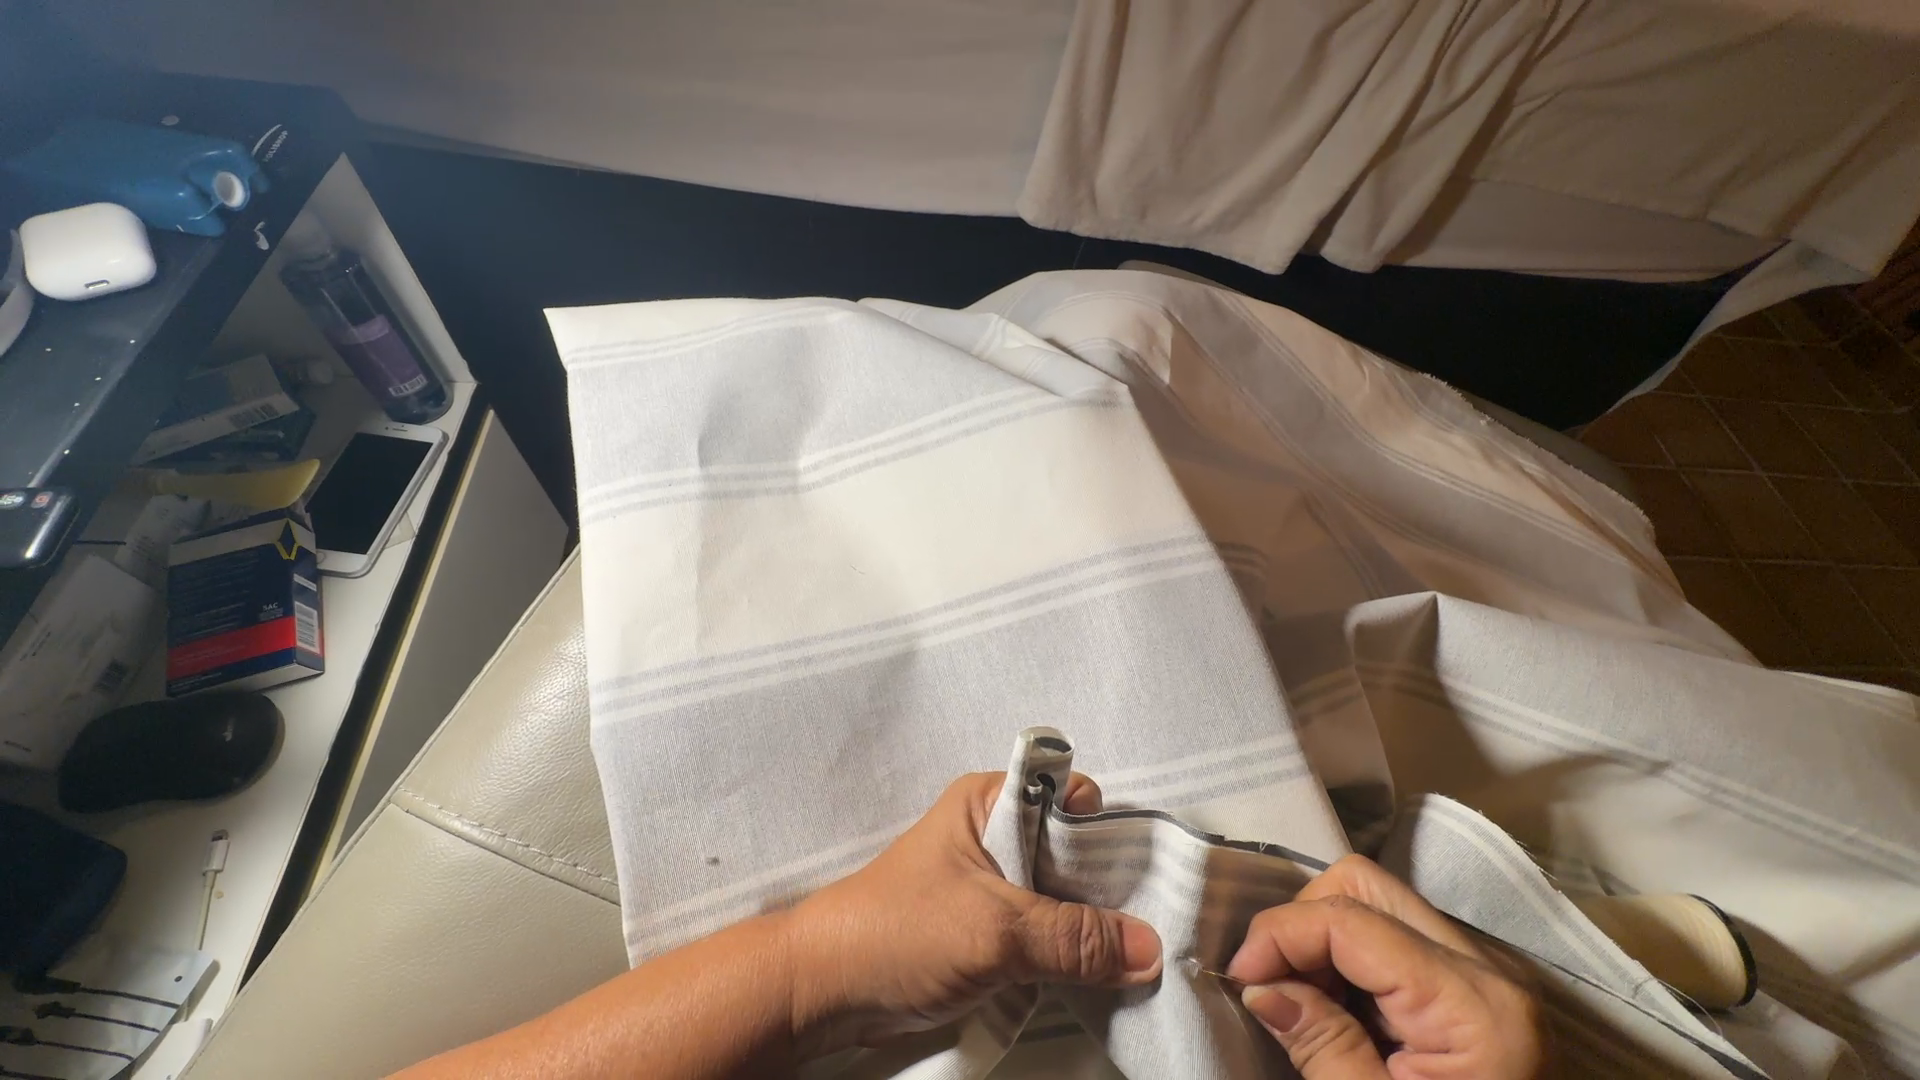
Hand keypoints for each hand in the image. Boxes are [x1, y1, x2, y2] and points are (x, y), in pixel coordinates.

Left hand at [782, 771, 1162, 1051]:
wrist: (828, 990)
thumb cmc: (900, 933)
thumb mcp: (993, 931)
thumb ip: (1073, 939)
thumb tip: (1152, 949)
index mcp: (988, 801)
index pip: (1066, 795)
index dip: (1105, 828)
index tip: (1143, 874)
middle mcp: (995, 831)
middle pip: (1072, 847)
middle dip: (1109, 884)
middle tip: (1155, 923)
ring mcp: (993, 881)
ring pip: (1062, 892)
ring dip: (1094, 923)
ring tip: (1140, 954)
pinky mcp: (990, 925)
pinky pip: (1046, 928)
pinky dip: (1073, 948)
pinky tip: (1105, 971)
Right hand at [1227, 854, 1542, 1078]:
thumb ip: (1321, 1046)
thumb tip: (1258, 988)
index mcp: (1472, 1005)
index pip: (1346, 919)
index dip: (1277, 935)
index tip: (1239, 980)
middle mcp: (1485, 966)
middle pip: (1361, 885)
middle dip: (1301, 922)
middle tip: (1276, 983)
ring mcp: (1483, 967)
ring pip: (1372, 898)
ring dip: (1321, 936)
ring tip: (1308, 999)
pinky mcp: (1473, 979)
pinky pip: (1390, 928)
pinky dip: (1347, 952)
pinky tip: (1340, 1006)